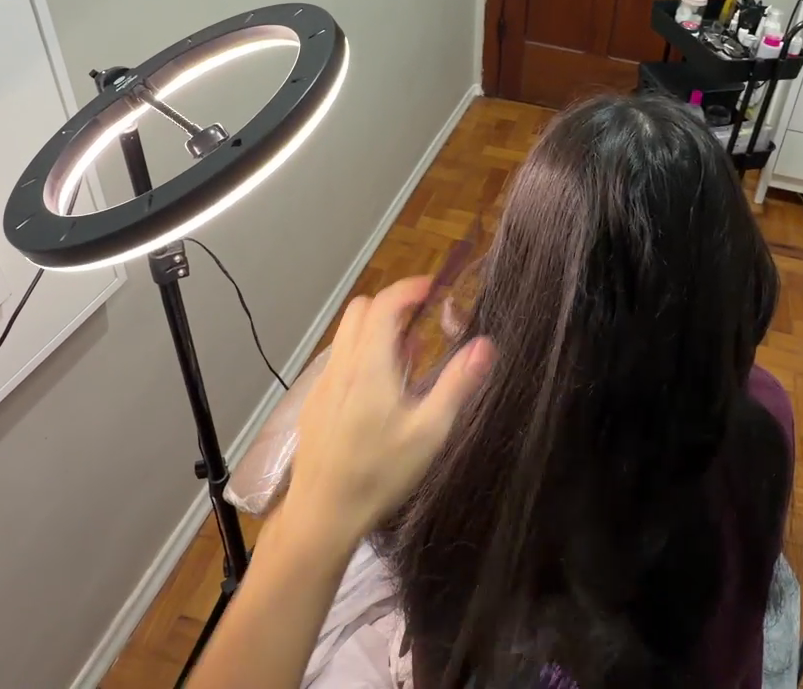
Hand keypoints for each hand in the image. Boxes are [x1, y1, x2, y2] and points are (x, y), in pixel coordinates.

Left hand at [282, 276, 494, 544]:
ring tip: (408, 362)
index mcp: (369, 364)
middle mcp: (341, 365)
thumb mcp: (430, 432)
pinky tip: (381, 392)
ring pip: (347, 334)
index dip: (411, 288)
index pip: (385, 303)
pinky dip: (361, 355)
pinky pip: (339, 359)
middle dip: (392, 306)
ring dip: (376, 332)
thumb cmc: (380, 473)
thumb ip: (458, 384)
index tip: (436, 289)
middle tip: (422, 325)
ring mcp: (323, 383)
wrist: (322, 514)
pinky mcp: (315, 402)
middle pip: (360, 309)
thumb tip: (486, 345)